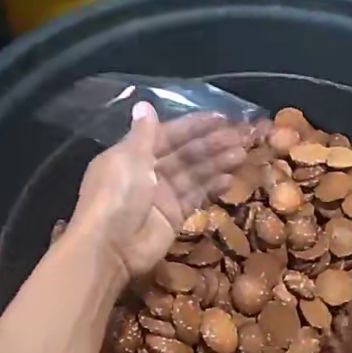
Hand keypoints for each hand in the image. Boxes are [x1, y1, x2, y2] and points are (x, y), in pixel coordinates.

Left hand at [67, 103, 250, 277]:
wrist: (109, 248)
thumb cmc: (116, 197)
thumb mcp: (128, 159)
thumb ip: (144, 134)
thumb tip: (144, 104)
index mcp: (133, 154)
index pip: (168, 135)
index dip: (193, 126)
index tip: (220, 118)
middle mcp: (148, 172)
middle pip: (184, 153)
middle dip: (211, 144)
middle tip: (240, 136)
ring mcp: (162, 196)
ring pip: (194, 174)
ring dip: (217, 163)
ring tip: (241, 154)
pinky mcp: (174, 216)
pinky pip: (196, 196)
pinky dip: (212, 187)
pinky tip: (231, 179)